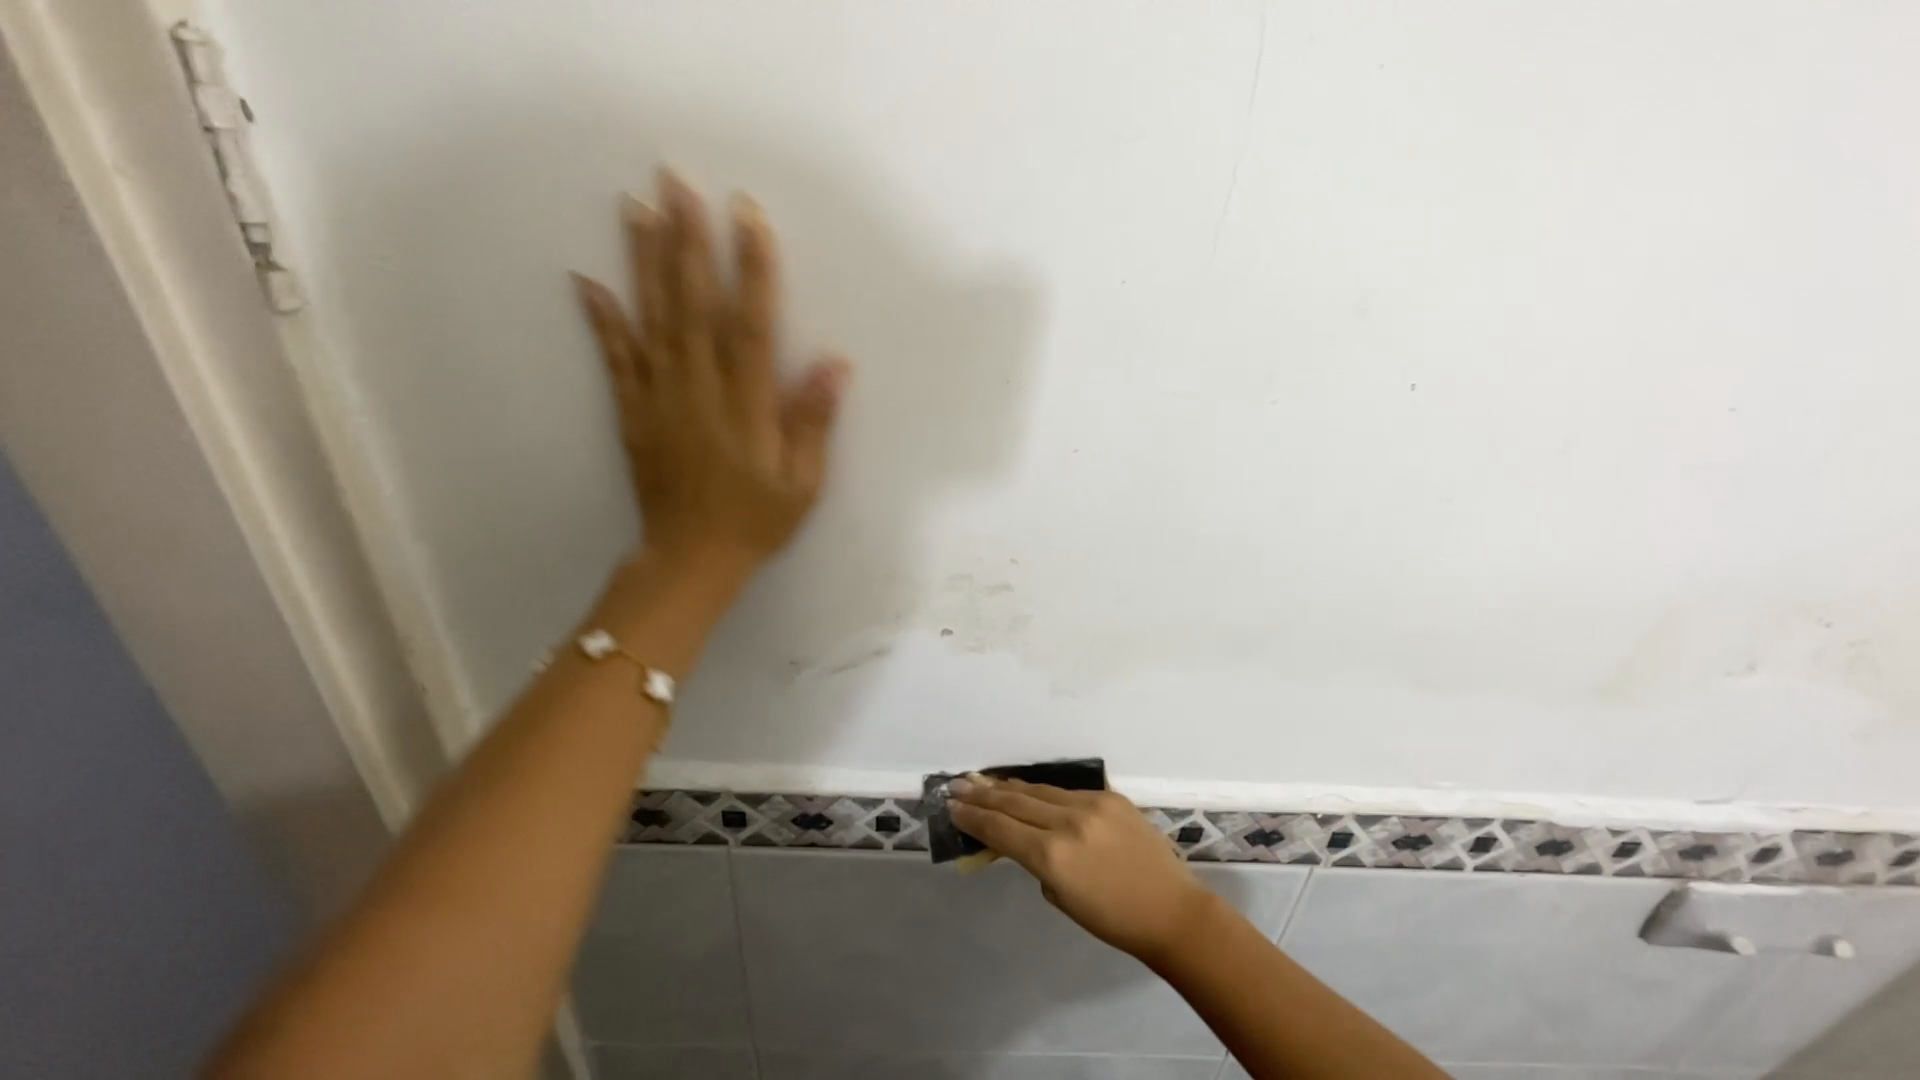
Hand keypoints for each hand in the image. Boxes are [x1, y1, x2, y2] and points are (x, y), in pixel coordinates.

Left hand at [572, 171, 849, 584]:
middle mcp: (700, 391)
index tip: (748, 214)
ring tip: (637, 204)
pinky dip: (601, 320)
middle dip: (688, 240)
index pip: (751, 324)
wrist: (689, 561)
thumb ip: (813, 422)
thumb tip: (835, 363)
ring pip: (653, 319)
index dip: (752, 268)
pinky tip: (587, 280)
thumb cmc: (755, 522)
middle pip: (694, 305)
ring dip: (645, 260)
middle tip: (676, 180)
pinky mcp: (632, 412)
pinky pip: (616, 360)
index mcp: (746, 406)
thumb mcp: (802, 484)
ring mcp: (660, 398)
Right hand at [948, 777, 1220, 963]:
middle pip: (1014, 803)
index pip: (1000, 830)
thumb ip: (1036, 863)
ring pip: (1038, 791)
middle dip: (981, 796)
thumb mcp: (1061, 897)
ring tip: (981, 781)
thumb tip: (1020, 839)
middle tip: (955, 786)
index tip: (951, 807)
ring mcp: (1091, 805)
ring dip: (1007, 787)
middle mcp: (1068, 823)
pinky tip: (1025, 788)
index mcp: (1052, 856)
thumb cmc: (1112, 919)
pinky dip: (1041, 791)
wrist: (1170, 910)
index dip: (972, 818)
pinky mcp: (1111, 797)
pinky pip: (1066, 791)